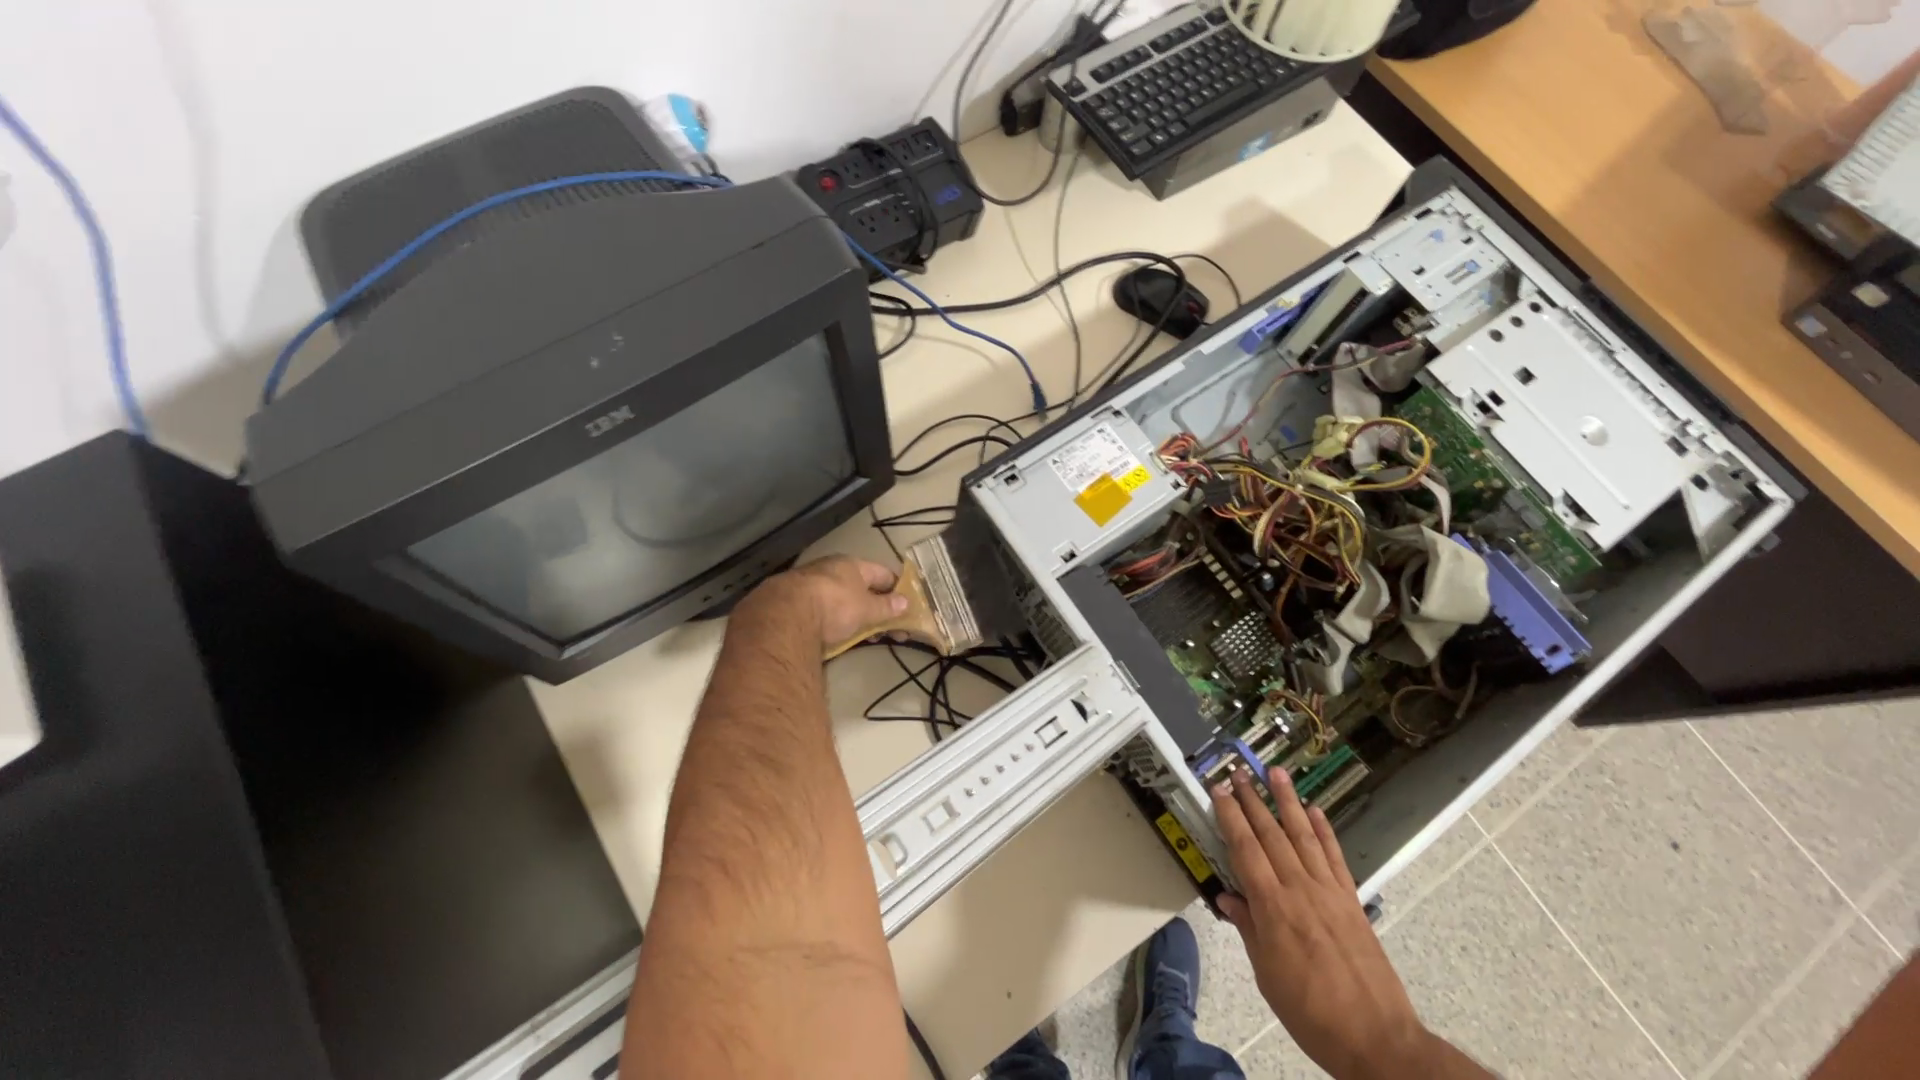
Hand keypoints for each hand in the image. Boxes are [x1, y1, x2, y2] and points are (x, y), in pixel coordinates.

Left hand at [749, 556, 906, 649]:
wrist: (783, 615)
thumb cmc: (834, 605)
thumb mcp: (866, 609)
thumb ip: (886, 606)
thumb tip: (906, 602)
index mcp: (852, 564)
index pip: (883, 572)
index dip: (897, 588)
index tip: (907, 606)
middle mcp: (830, 569)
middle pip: (861, 586)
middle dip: (877, 607)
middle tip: (889, 629)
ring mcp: (810, 584)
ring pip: (840, 599)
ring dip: (855, 616)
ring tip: (866, 637)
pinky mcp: (793, 602)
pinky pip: (822, 610)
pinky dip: (834, 622)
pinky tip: (836, 636)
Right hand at [1213, 766, 1462, 1079]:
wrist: (1376, 1038)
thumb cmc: (1311, 1012)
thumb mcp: (1266, 975)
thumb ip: (1249, 929)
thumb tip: (1228, 898)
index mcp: (1273, 908)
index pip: (1245, 850)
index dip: (1230, 817)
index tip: (1219, 791)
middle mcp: (1300, 890)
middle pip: (1272, 835)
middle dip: (1253, 801)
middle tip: (1239, 773)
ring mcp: (1329, 893)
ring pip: (1304, 836)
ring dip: (1288, 802)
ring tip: (1276, 774)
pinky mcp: (1352, 901)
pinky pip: (1334, 857)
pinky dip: (1324, 831)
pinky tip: (1315, 812)